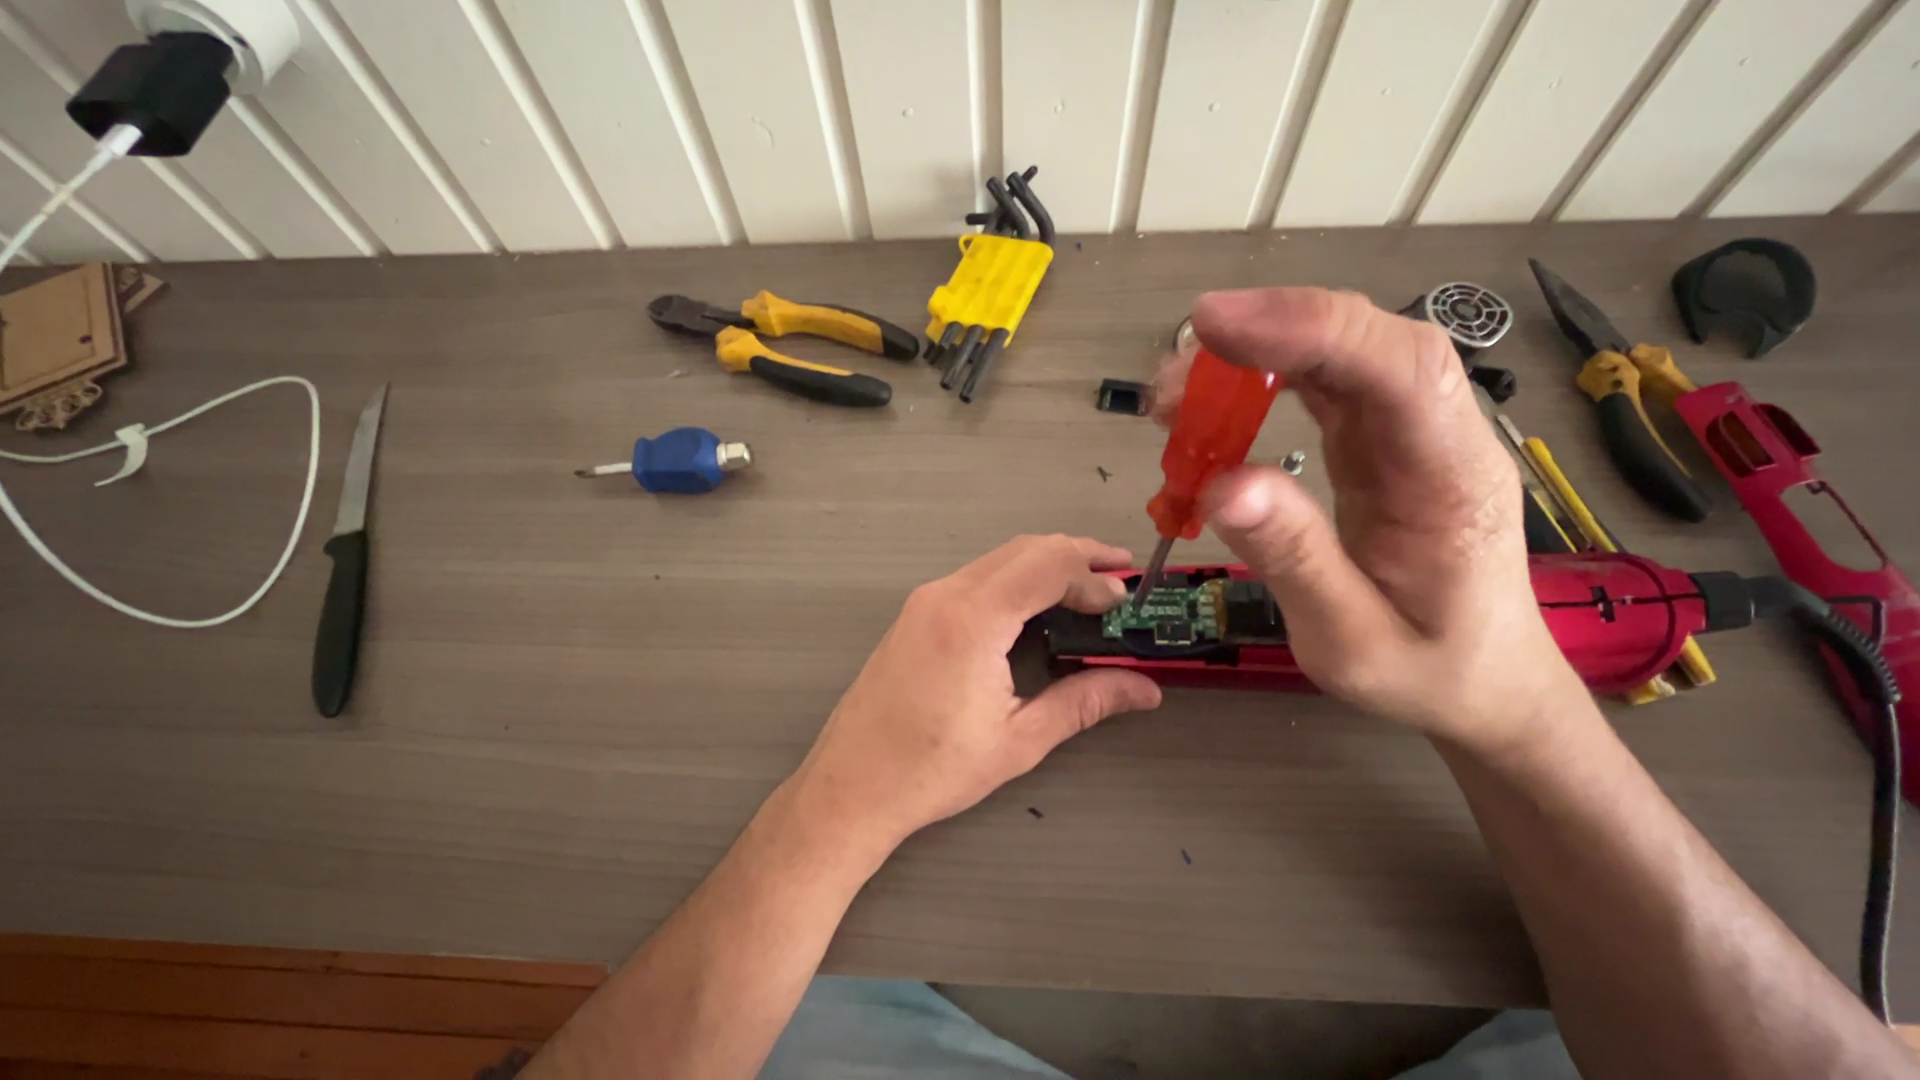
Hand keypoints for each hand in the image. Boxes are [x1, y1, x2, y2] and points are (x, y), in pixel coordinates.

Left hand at [784, 535, 1162, 852]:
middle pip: (1025, 549)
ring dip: (1046, 565)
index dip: (1094, 573)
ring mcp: (925, 600)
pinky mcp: (915, 614)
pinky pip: (977, 577)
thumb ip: (1084, 702)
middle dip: (1078, 556)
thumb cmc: (934, 769)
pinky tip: (1038, 608)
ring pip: (999, 559)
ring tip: (1088, 590)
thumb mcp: (1020, 739)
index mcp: (973, 618)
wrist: (851, 785)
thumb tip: (1146, 689)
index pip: (1048, 564)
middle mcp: (946, 594)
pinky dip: (1017, 580)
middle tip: (1120, 579)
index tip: (1127, 598)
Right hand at [1159, 288, 1583, 748]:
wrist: (1485, 687)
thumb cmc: (1428, 672)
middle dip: (1271, 331)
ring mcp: (1410, 437)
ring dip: (1258, 354)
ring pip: (1343, 357)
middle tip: (1173, 369)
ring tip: (1177, 389)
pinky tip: (1216, 401)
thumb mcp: (1352, 643)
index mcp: (1451, 479)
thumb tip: (1221, 487)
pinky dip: (1266, 382)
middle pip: (1370, 342)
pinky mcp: (1380, 447)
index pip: (1398, 367)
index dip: (1310, 329)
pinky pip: (1327, 389)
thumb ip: (1295, 562)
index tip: (1215, 327)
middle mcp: (1438, 438)